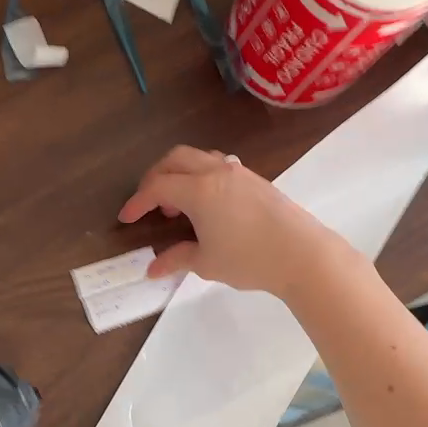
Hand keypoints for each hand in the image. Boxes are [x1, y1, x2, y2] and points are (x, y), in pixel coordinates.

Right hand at [118, 145, 366, 296]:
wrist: (301, 253)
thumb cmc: (248, 258)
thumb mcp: (206, 263)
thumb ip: (177, 259)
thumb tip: (153, 268)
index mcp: (199, 190)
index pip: (158, 187)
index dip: (138, 201)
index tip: (126, 218)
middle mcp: (216, 172)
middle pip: (176, 159)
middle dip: (155, 176)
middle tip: (147, 201)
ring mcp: (238, 172)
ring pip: (199, 158)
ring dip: (179, 173)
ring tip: (176, 202)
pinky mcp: (254, 180)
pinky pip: (217, 166)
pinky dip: (200, 177)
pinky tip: (204, 204)